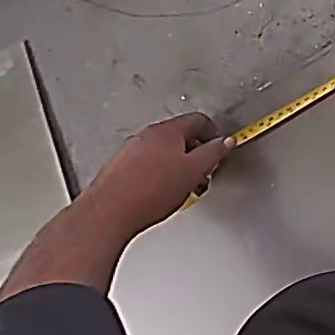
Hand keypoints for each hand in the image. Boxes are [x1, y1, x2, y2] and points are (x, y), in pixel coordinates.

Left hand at [85, 112, 236, 237]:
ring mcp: (131, 151)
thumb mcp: (194, 170)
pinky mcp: (121, 168)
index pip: (198, 121)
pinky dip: (162, 175)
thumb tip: (224, 142)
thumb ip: (214, 152)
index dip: (215, 135)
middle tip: (206, 171)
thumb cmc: (148, 192)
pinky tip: (164, 193)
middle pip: (181, 136)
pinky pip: (149, 165)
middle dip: (198, 153)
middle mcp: (146, 136)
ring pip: (165, 152)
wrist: (110, 213)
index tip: (221, 149)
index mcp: (166, 131)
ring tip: (185, 186)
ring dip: (180, 166)